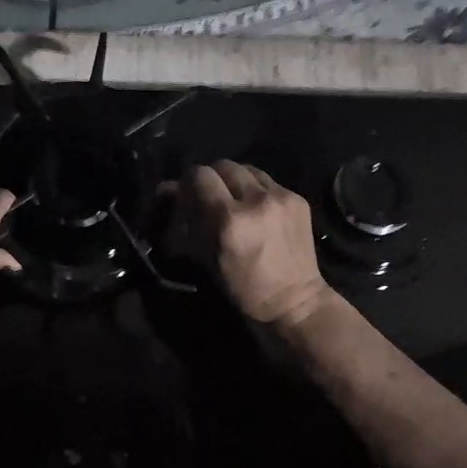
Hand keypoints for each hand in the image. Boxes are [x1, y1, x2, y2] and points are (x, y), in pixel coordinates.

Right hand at [175, 160, 329, 325]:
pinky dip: (255, 190)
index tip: (187, 195)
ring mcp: (280, 196)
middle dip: (211, 178)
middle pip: (223, 165)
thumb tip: (169, 193)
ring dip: (234, 180)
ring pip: (247, 168)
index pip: (200, 176)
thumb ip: (188, 223)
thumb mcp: (207, 260)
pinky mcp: (297, 198)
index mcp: (229, 220)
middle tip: (209, 197)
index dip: (189, 182)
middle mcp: (255, 200)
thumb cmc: (244, 289)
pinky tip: (257, 210)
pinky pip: (268, 181)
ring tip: (234, 201)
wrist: (295, 301)